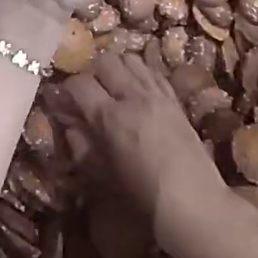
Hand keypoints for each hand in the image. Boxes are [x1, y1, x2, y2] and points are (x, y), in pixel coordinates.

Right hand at [65, 52, 227, 236]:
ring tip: (114, 86)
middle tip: (91, 90)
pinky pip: (153, 71)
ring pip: (131, 59)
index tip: (65, 98)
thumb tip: (69, 123)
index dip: (67, 88)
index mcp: (110, 118)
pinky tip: (137, 89)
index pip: (80, 84)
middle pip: (106, 61)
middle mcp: (133, 97)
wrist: (192, 199)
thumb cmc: (142, 195)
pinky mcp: (174, 97)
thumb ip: (80, 145)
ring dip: (117, 68)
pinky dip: (140, 73)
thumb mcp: (101, 174)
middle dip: (93, 72)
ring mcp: (156, 94)